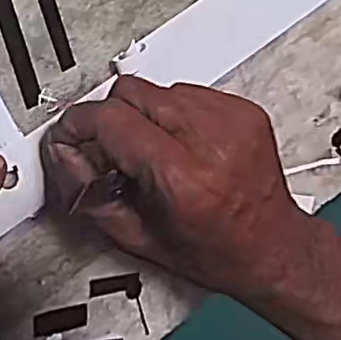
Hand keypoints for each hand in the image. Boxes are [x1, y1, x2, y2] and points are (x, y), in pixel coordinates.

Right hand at [41, 77, 314, 299]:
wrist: (275, 248)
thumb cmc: (219, 252)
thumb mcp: (140, 238)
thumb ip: (89, 192)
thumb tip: (65, 154)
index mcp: (184, 178)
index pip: (110, 119)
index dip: (78, 125)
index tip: (70, 135)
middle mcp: (210, 140)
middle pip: (129, 92)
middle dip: (110, 119)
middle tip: (114, 152)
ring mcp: (230, 120)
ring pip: (155, 88)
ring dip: (142, 115)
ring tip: (155, 153)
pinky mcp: (242, 109)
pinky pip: (185, 91)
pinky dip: (172, 113)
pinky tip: (181, 145)